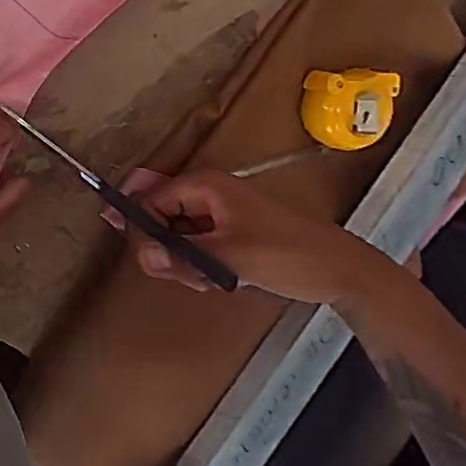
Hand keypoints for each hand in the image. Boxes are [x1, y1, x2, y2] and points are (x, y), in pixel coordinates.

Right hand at [128, 170, 398, 305]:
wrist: (336, 269)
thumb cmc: (286, 253)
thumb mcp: (229, 257)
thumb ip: (181, 256)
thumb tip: (141, 254)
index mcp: (205, 185)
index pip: (150, 196)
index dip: (135, 219)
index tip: (129, 244)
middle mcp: (206, 193)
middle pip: (158, 213)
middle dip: (162, 245)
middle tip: (181, 270)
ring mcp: (216, 213)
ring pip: (174, 233)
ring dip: (182, 260)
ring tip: (207, 278)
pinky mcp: (225, 232)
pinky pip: (192, 245)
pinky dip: (196, 265)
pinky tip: (216, 280)